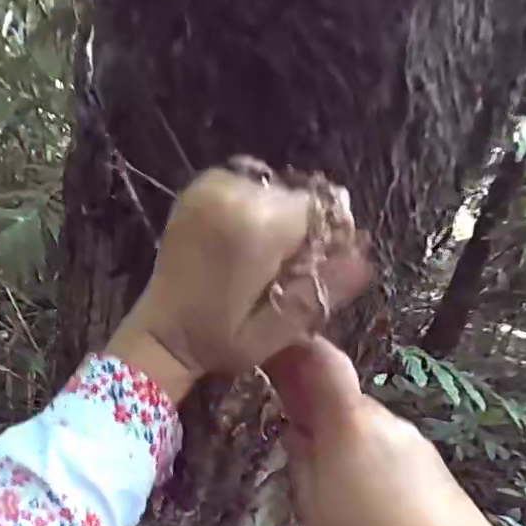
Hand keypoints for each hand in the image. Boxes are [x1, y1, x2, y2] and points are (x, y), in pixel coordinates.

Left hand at [105, 165, 371, 399]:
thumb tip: (365, 259)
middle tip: (279, 275)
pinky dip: (252, 211)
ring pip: (274, 191)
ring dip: (276, 221)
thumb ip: (319, 292)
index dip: (324, 243)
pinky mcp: (198, 187)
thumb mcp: (274, 331)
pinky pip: (247, 187)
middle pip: (298, 199)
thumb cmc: (217, 341)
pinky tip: (239, 245)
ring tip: (256, 263)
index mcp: (256, 226)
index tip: (310, 274)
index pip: (321, 211)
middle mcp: (235, 192)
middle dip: (299, 232)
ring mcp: (212, 184)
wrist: (160, 333)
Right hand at [264, 338, 525, 525]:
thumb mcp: (312, 507)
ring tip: (324, 477)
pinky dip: (360, 451)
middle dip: (310, 402)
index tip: (268, 354)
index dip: (293, 348)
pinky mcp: (424, 456)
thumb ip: (300, 461)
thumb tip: (294, 430)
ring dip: (337, 433)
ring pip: (360, 420)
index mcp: (347, 420)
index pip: (319, 358)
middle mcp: (380, 416)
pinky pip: (380, 440)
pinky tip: (359, 491)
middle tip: (286, 430)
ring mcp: (407, 435)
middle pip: (339, 392)